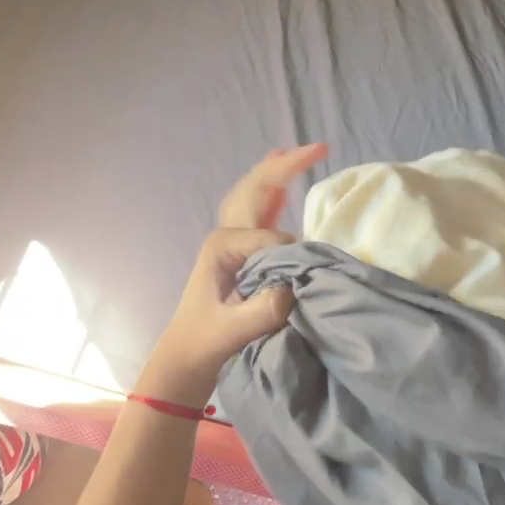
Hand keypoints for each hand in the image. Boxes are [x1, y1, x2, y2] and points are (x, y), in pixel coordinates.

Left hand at [141, 145, 328, 403]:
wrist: (185, 356)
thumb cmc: (207, 341)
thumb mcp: (233, 331)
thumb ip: (261, 311)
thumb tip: (291, 287)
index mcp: (222, 245)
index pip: (270, 236)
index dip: (291, 250)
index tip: (302, 278)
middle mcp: (225, 234)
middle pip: (256, 187)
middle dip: (287, 165)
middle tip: (319, 147)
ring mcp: (230, 240)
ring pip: (254, 193)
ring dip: (277, 171)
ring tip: (296, 151)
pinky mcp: (238, 250)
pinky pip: (257, 210)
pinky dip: (272, 193)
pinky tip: (284, 188)